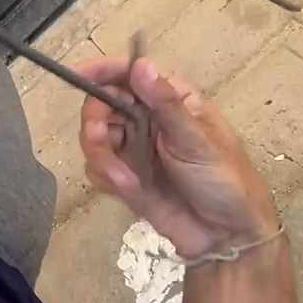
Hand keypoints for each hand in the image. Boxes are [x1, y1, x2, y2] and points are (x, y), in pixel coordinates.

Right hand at [76, 57, 278, 258]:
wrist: (224, 237)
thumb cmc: (223, 180)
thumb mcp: (196, 140)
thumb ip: (164, 103)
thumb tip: (140, 65)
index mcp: (171, 99)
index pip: (128, 74)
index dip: (101, 70)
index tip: (77, 74)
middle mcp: (147, 118)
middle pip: (102, 105)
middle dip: (95, 122)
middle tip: (98, 138)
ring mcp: (133, 147)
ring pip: (94, 138)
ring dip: (101, 157)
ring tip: (123, 179)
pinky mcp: (123, 175)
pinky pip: (96, 168)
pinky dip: (106, 177)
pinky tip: (129, 189)